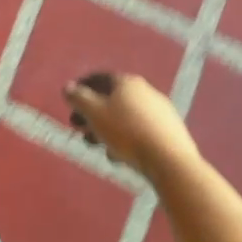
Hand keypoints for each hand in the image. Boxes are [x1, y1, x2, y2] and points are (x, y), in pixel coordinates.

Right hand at [64, 72, 198, 178]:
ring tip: (96, 145)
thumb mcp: (92, 112)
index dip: (81, 89)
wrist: (171, 163)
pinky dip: (127, 140)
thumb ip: (76, 97)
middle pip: (112, 100)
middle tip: (78, 127)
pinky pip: (142, 132)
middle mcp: (146, 92)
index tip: (70, 103)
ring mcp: (163, 114)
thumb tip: (68, 88)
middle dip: (92, 113)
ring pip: (126, 118)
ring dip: (108, 129)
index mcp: (127, 82)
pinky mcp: (173, 134)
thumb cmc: (126, 132)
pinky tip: (119, 156)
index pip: (98, 78)